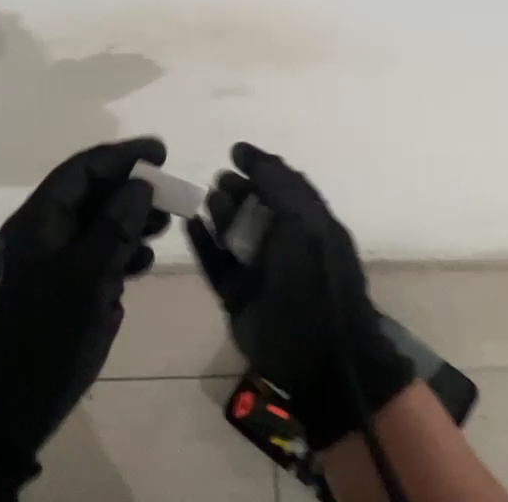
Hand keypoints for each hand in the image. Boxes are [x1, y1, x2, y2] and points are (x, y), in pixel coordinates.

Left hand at [0, 138, 169, 501]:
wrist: (7, 408)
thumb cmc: (47, 336)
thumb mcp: (89, 277)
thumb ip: (115, 226)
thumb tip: (138, 185)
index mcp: (36, 222)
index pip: (81, 170)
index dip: (121, 157)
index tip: (160, 153)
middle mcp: (37, 235)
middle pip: (88, 196)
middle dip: (129, 191)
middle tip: (169, 194)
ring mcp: (43, 264)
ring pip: (91, 227)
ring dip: (128, 222)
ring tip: (163, 227)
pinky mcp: (52, 291)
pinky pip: (89, 257)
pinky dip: (116, 253)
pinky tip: (142, 262)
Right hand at [187, 142, 412, 449]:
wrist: (317, 355)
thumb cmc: (315, 279)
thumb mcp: (304, 222)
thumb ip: (279, 184)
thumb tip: (247, 154)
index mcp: (310, 225)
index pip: (284, 185)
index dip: (261, 166)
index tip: (235, 152)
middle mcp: (285, 244)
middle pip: (255, 207)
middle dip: (237, 190)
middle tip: (220, 182)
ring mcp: (260, 272)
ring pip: (233, 234)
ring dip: (220, 214)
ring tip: (208, 202)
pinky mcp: (238, 296)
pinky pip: (215, 264)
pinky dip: (203, 244)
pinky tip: (191, 225)